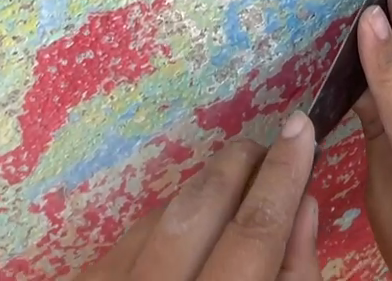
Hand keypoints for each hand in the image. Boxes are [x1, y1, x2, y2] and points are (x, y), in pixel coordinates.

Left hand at [76, 112, 321, 280]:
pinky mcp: (88, 278)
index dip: (284, 174)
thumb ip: (293, 277)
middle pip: (200, 206)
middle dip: (240, 163)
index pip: (254, 232)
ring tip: (238, 185)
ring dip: (206, 190)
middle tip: (271, 145)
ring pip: (164, 213)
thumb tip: (303, 204)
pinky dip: (169, 218)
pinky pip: (132, 233)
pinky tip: (190, 224)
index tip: (303, 127)